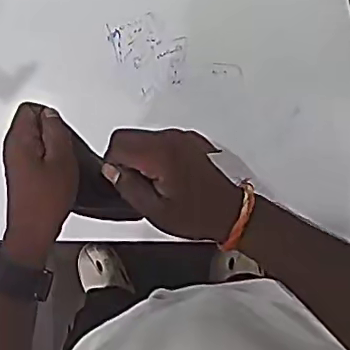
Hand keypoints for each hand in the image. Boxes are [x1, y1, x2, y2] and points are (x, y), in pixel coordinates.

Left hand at [1, 103, 77, 266]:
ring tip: (60, 163)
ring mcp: (15, 159)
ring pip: (34, 137)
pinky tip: (55, 172)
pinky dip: (46, 157)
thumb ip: (56, 131)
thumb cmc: (45, 200)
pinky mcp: (20, 170)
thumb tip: (51, 115)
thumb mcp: (61, 159)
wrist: (33, 230)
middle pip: (31, 121)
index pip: (30, 108)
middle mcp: (12, 146)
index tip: (60, 132)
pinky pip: (34, 152)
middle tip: (62, 148)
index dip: (49, 115)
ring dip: (49, 145)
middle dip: (49, 130)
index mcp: (19, 139)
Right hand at [101, 128, 244, 242]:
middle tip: (137, 184)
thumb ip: (128, 187)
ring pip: (145, 137)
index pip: (118, 143)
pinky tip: (170, 178)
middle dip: (125, 158)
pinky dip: (158, 155)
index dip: (112, 163)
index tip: (121, 180)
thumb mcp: (156, 210)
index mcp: (160, 153)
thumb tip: (111, 171)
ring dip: (142, 157)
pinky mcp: (191, 140)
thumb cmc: (203, 214)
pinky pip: (162, 141)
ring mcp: (183, 137)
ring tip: (158, 184)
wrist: (237, 212)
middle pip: (129, 136)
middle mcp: (171, 138)